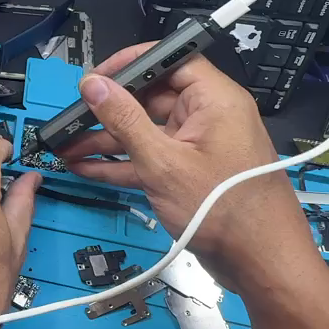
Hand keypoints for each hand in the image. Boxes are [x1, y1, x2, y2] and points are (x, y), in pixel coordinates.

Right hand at [55, 45, 313, 293]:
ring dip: (106, 140)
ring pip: (145, 132)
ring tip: (66, 147)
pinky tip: (86, 168)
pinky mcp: (190, 174)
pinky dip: (121, 163)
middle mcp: (208, 117)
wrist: (262, 267)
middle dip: (108, 110)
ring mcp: (198, 148)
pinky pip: (150, 158)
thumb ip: (124, 119)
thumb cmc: (222, 210)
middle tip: (71, 119)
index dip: (130, 64)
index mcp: (214, 101)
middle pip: (151, 99)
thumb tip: (93, 84)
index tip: (95, 77)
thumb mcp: (162, 162)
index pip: (170, 62)